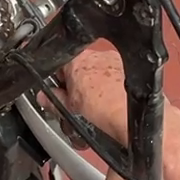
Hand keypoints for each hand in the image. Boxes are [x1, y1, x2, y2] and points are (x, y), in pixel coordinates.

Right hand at [59, 47, 179, 179]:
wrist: (135, 122)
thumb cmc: (108, 110)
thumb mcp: (68, 109)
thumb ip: (53, 100)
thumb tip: (44, 98)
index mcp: (80, 59)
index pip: (58, 65)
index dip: (55, 84)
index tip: (54, 97)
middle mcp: (101, 57)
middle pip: (78, 75)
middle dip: (74, 95)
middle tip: (72, 112)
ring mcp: (118, 66)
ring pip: (96, 83)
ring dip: (91, 100)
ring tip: (90, 120)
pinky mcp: (131, 79)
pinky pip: (113, 88)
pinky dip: (108, 100)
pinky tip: (106, 118)